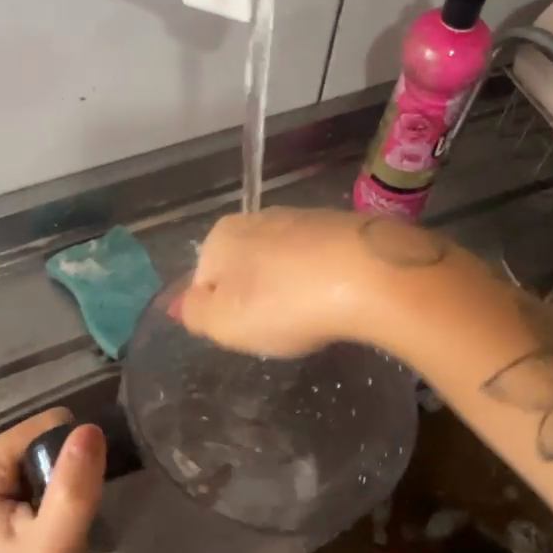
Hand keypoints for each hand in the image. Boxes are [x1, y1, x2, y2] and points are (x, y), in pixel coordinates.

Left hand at [0, 408, 105, 552]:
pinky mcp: (14, 497)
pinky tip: (68, 525)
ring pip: (56, 455)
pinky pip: (54, 473)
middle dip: (71, 471)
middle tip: (73, 517)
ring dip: (73, 484)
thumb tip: (91, 429)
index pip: (46, 429)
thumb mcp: (56, 543)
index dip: (71, 461)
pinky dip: (68, 495)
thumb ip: (72, 486)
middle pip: (49, 438)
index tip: (76, 502)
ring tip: (72, 523)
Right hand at [177, 208, 452, 357]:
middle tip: (275, 330)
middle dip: (255, 299)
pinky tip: (338, 305)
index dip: (218, 313)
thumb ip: (194, 314)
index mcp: (221, 236)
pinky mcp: (344, 228)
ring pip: (283, 265)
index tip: (243, 334)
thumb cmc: (285, 303)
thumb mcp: (223, 323)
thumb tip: (180, 304)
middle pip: (244, 269)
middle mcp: (258, 217)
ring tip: (311, 320)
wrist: (372, 275)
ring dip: (291, 292)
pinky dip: (325, 284)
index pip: (202, 280)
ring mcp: (304, 219)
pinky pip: (321, 263)